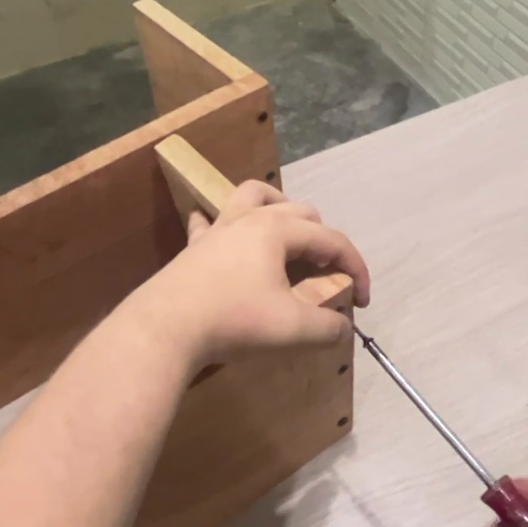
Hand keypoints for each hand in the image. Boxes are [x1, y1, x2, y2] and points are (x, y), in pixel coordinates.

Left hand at [122, 180, 370, 367]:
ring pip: (254, 197)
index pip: (332, 240)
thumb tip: (342, 328)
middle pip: (300, 212)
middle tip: (326, 275)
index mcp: (279, 230)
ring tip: (287, 235)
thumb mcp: (293, 329)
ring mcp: (219, 228)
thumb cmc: (234, 321)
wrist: (165, 328)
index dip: (356, 269)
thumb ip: (328, 327)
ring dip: (278, 210)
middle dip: (322, 239)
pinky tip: (224, 237)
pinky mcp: (195, 246)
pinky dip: (224, 224)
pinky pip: (211, 221)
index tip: (362, 302)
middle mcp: (250, 218)